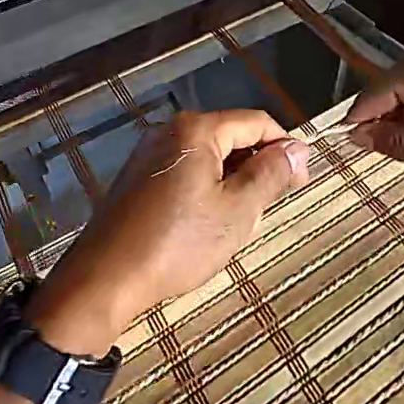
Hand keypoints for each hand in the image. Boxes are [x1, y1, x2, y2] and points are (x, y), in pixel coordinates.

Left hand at [28, 110, 310, 353]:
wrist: (104, 281)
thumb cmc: (177, 243)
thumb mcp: (237, 210)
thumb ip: (271, 173)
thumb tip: (299, 148)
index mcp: (196, 130)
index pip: (257, 122)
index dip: (284, 148)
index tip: (299, 181)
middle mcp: (170, 132)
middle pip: (231, 137)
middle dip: (257, 168)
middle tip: (269, 208)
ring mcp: (149, 155)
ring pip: (209, 158)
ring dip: (234, 183)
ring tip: (240, 222)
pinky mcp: (138, 179)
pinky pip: (186, 172)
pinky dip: (207, 191)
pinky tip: (207, 225)